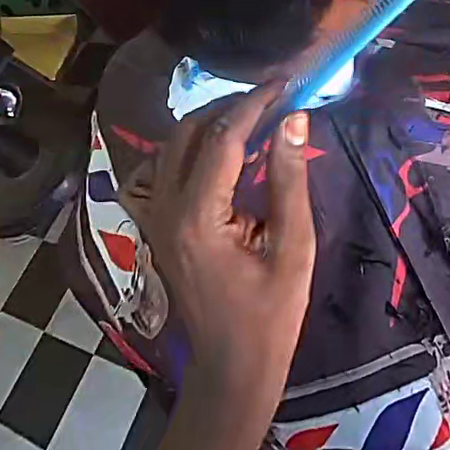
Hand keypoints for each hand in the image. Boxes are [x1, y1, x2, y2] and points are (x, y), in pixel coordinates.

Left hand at [131, 84, 316, 399]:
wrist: (232, 365)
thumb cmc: (271, 314)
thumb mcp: (293, 247)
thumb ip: (289, 179)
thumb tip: (294, 119)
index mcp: (198, 216)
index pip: (224, 137)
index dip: (255, 103)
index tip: (284, 83)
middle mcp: (165, 208)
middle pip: (189, 131)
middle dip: (230, 106)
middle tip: (271, 98)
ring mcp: (154, 216)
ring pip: (172, 145)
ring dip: (209, 122)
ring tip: (252, 115)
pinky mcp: (156, 223)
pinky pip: (163, 168)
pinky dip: (189, 147)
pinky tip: (217, 150)